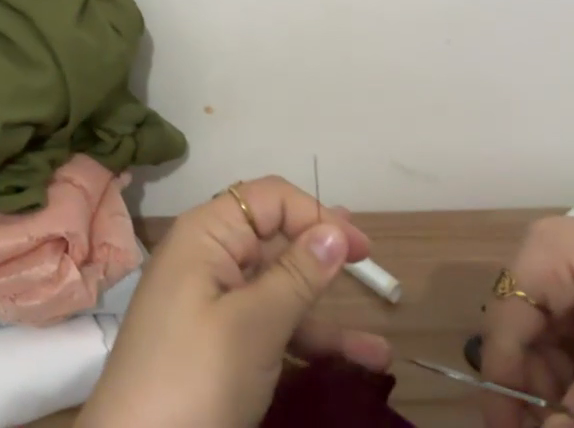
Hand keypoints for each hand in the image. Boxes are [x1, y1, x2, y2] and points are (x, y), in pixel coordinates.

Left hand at [79, 176, 392, 427]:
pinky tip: (353, 364)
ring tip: (379, 348)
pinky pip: (270, 328)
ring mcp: (212, 304)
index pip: (268, 200)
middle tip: (372, 270)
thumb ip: (296, 275)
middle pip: (275, 242)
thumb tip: (334, 229)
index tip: (360, 249)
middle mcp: (208, 259)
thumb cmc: (194, 375)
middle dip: (322, 259)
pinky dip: (308, 343)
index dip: (315, 215)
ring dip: (326, 315)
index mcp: (207, 235)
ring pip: (279, 292)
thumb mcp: (252, 325)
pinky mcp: (217, 344)